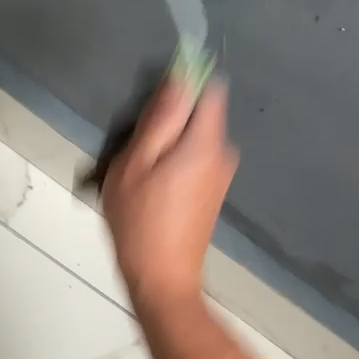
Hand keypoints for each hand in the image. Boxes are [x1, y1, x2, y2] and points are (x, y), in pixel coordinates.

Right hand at [99, 76, 238, 311]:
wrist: (163, 280)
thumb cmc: (140, 222)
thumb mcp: (135, 165)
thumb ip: (159, 119)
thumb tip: (180, 78)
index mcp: (206, 142)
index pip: (208, 87)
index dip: (184, 80)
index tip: (154, 98)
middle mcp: (223, 153)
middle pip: (199, 113)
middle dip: (169, 118)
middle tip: (135, 145)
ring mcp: (222, 173)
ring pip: (193, 136)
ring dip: (168, 143)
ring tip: (138, 170)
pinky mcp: (215, 190)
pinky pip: (195, 157)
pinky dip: (174, 161)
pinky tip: (150, 187)